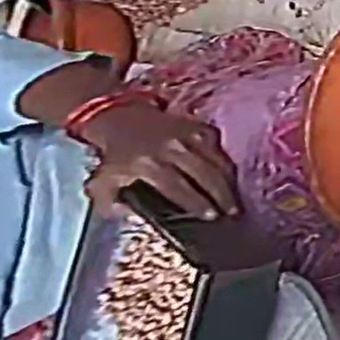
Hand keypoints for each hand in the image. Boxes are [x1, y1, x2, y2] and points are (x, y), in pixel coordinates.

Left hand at [77, 102, 239, 220]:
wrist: (123, 121)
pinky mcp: (205, 129)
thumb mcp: (102, 184)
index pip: (178, 188)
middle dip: (222, 195)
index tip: (211, 217)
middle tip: (233, 211)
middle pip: (206, 175)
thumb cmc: (116, 158)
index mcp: (147, 165)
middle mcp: (173, 150)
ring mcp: (192, 137)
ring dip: (230, 182)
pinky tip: (230, 179)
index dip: (196, 203)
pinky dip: (226, 166)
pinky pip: (221, 151)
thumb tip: (139, 218)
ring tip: (236, 198)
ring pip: (219, 163)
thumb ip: (114, 204)